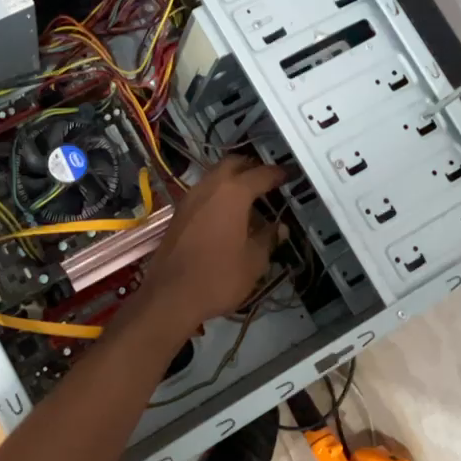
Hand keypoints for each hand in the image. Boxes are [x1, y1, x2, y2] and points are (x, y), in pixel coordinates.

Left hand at [124, 156, 285, 332]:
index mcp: (232, 193)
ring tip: (250, 200)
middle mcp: (208, 187)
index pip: (261, 174)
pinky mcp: (178, 215)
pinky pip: (203, 194)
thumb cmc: (218, 277)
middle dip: (251, 168)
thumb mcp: (254, 261)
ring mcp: (189, 199)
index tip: (290, 174)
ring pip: (214, 177)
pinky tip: (228, 216)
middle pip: (232, 165)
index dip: (278, 173)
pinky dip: (218, 196)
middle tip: (267, 180)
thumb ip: (268, 239)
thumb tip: (278, 228)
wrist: (171, 296)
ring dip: (232, 181)